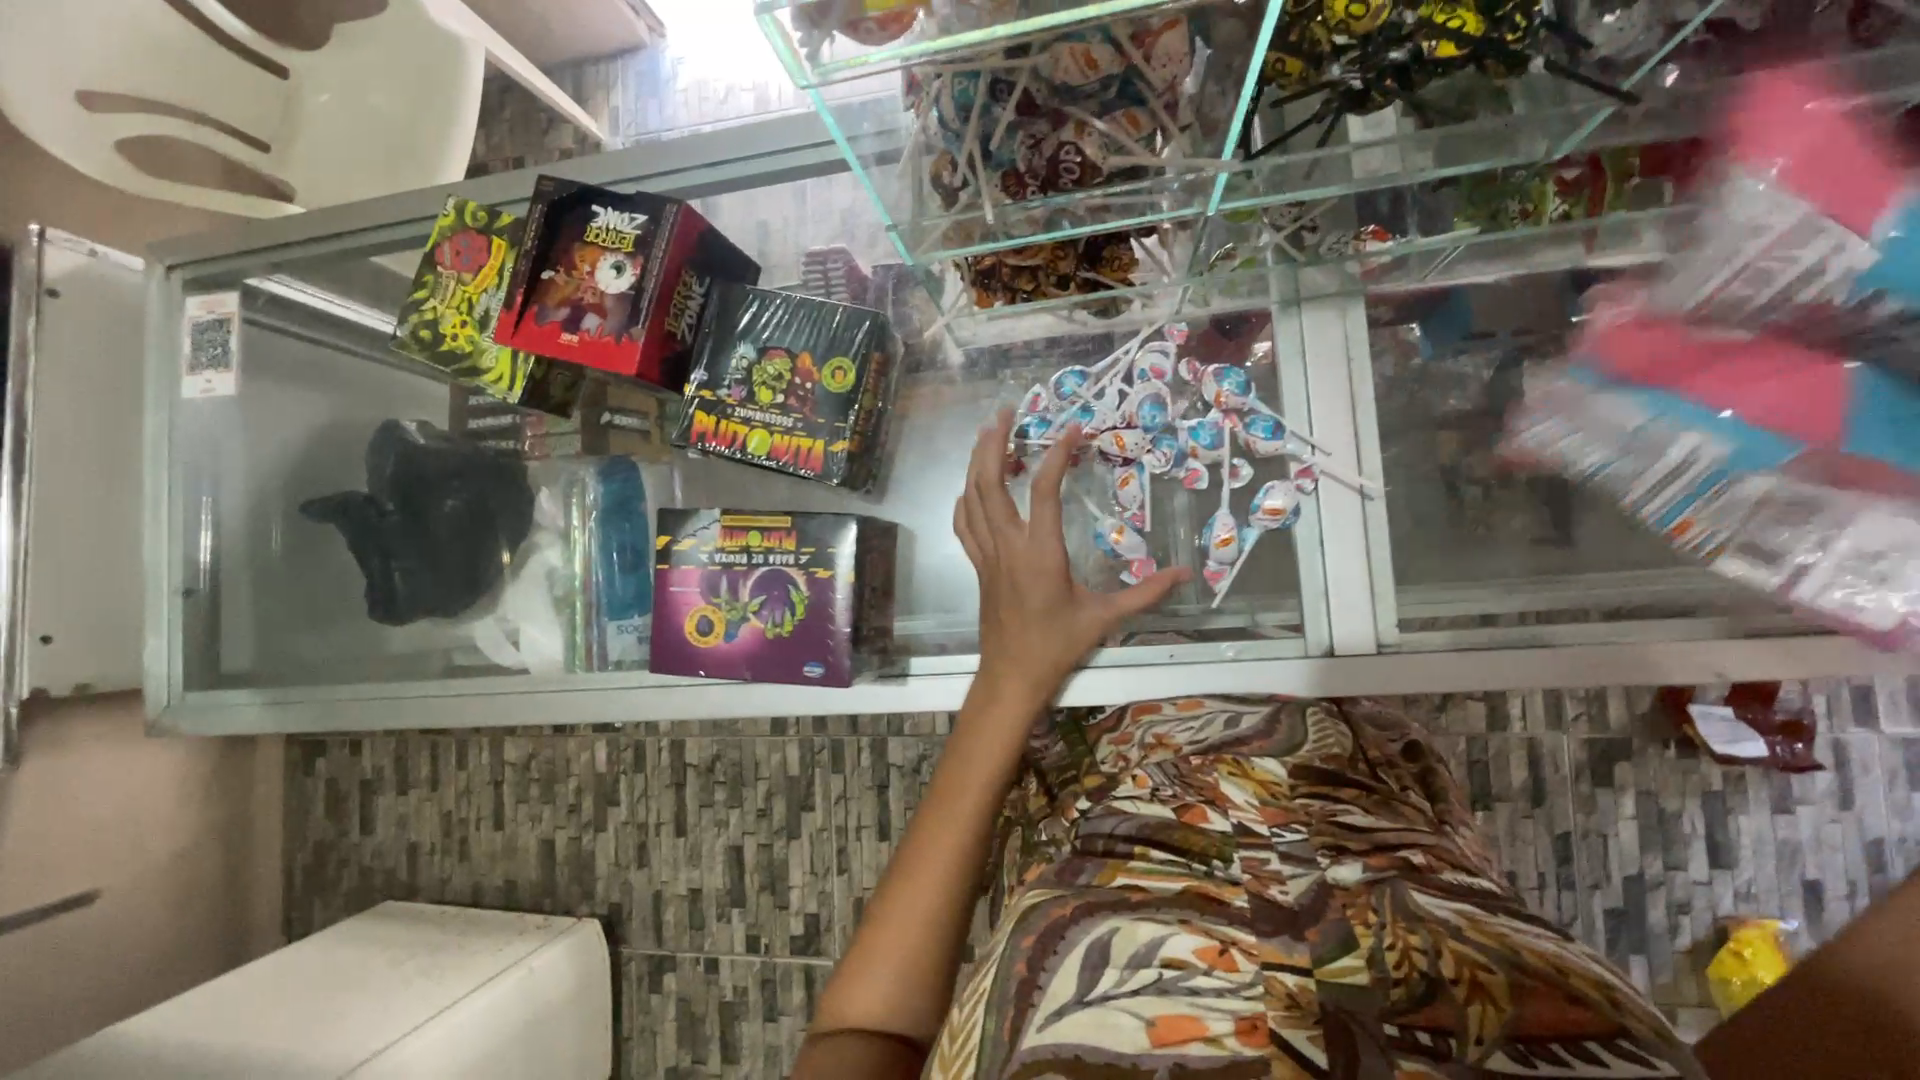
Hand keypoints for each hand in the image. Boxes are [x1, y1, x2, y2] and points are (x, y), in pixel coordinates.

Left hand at [953, 408, 1190, 697]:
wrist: (1012, 675)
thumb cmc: (1057, 646)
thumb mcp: (1105, 619)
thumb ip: (1146, 593)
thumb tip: (1186, 573)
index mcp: (1040, 553)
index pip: (1043, 491)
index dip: (1056, 455)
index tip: (1072, 429)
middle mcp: (1008, 546)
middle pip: (989, 483)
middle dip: (993, 443)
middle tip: (1006, 412)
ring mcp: (987, 555)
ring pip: (971, 499)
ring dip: (976, 463)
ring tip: (988, 433)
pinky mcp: (978, 567)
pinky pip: (964, 525)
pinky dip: (965, 500)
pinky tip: (971, 487)